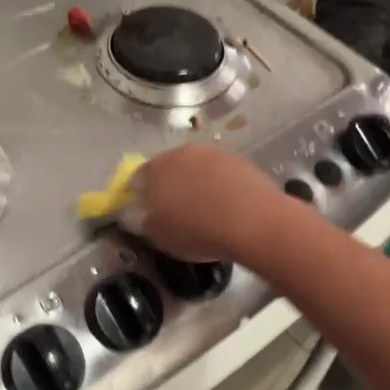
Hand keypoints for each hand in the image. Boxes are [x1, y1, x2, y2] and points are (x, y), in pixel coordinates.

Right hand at [121, 142, 295, 264]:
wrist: (253, 221)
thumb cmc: (198, 231)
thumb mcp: (159, 236)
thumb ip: (143, 221)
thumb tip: (138, 214)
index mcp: (153, 169)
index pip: (136, 179)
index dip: (139, 196)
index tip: (147, 213)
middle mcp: (179, 152)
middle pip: (167, 168)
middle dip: (168, 186)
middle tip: (176, 211)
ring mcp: (211, 152)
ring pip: (195, 168)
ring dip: (195, 183)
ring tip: (205, 210)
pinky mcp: (237, 159)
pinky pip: (219, 173)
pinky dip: (219, 185)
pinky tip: (227, 206)